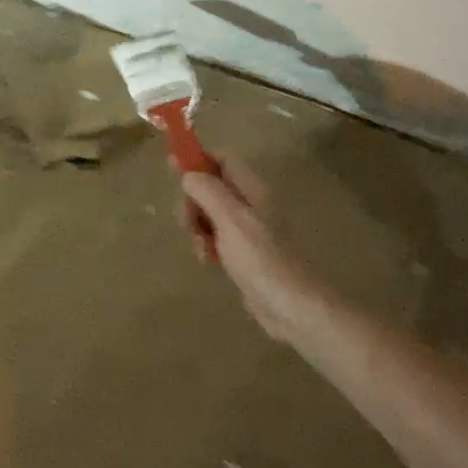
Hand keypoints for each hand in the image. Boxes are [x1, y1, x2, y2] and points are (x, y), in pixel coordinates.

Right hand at [180, 155, 327, 343]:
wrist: (293, 308)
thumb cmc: (262, 260)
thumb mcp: (230, 219)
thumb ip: (207, 190)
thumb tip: (188, 173)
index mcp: (252, 190)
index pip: (222, 159)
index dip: (198, 160)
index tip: (173, 171)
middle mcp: (250, 204)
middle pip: (211, 187)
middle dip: (192, 201)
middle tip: (188, 223)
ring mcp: (248, 229)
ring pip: (210, 214)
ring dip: (196, 226)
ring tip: (200, 248)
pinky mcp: (244, 253)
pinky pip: (216, 237)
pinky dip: (206, 245)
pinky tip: (207, 260)